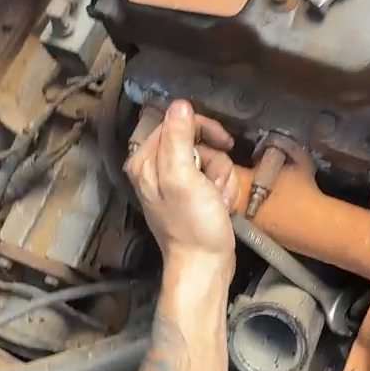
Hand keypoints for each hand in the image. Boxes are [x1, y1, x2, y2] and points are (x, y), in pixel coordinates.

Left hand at [125, 100, 235, 269]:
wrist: (205, 266)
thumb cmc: (193, 225)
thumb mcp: (184, 178)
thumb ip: (179, 139)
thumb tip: (181, 104)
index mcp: (145, 160)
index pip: (176, 122)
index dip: (203, 130)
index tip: (223, 143)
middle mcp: (156, 168)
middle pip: (196, 140)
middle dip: (215, 161)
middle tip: (215, 183)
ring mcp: (175, 183)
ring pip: (210, 158)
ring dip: (221, 177)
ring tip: (218, 200)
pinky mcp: (193, 195)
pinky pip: (214, 176)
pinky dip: (222, 189)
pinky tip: (221, 205)